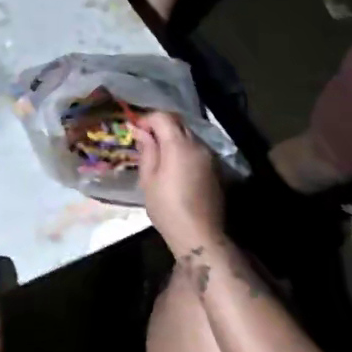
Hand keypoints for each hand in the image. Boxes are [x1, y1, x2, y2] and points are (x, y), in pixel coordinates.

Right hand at [134, 111, 225, 254]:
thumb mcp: (149, 179)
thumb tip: (140, 130)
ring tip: (158, 154)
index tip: (135, 130)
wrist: (200, 235)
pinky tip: (175, 166)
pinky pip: (197, 149)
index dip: (147, 119)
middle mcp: (198, 144)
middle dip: (160, 126)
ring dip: (173, 138)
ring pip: (189, 135)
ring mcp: (210, 156)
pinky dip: (184, 149)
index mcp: (179, 144)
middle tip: (144, 141)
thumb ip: (146, 150)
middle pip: (178, 123)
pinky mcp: (216, 168)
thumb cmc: (167, 208)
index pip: (163, 117)